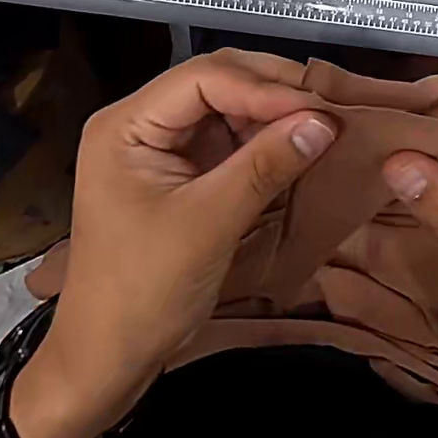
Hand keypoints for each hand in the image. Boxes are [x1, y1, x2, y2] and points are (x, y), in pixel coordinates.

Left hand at [11, 49, 336, 437]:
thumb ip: (265, 166)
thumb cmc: (143, 292)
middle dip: (273, 90)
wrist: (108, 359)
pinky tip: (300, 141)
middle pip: (217, 81)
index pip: (203, 79)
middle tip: (328, 103)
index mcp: (127, 124)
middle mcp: (144, 120)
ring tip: (323, 119)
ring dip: (275, 110)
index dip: (263, 87)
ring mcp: (166, 143)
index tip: (318, 107)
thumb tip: (325, 122)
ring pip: (230, 104)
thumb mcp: (208, 224)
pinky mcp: (186, 166)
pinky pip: (233, 136)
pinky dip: (267, 136)